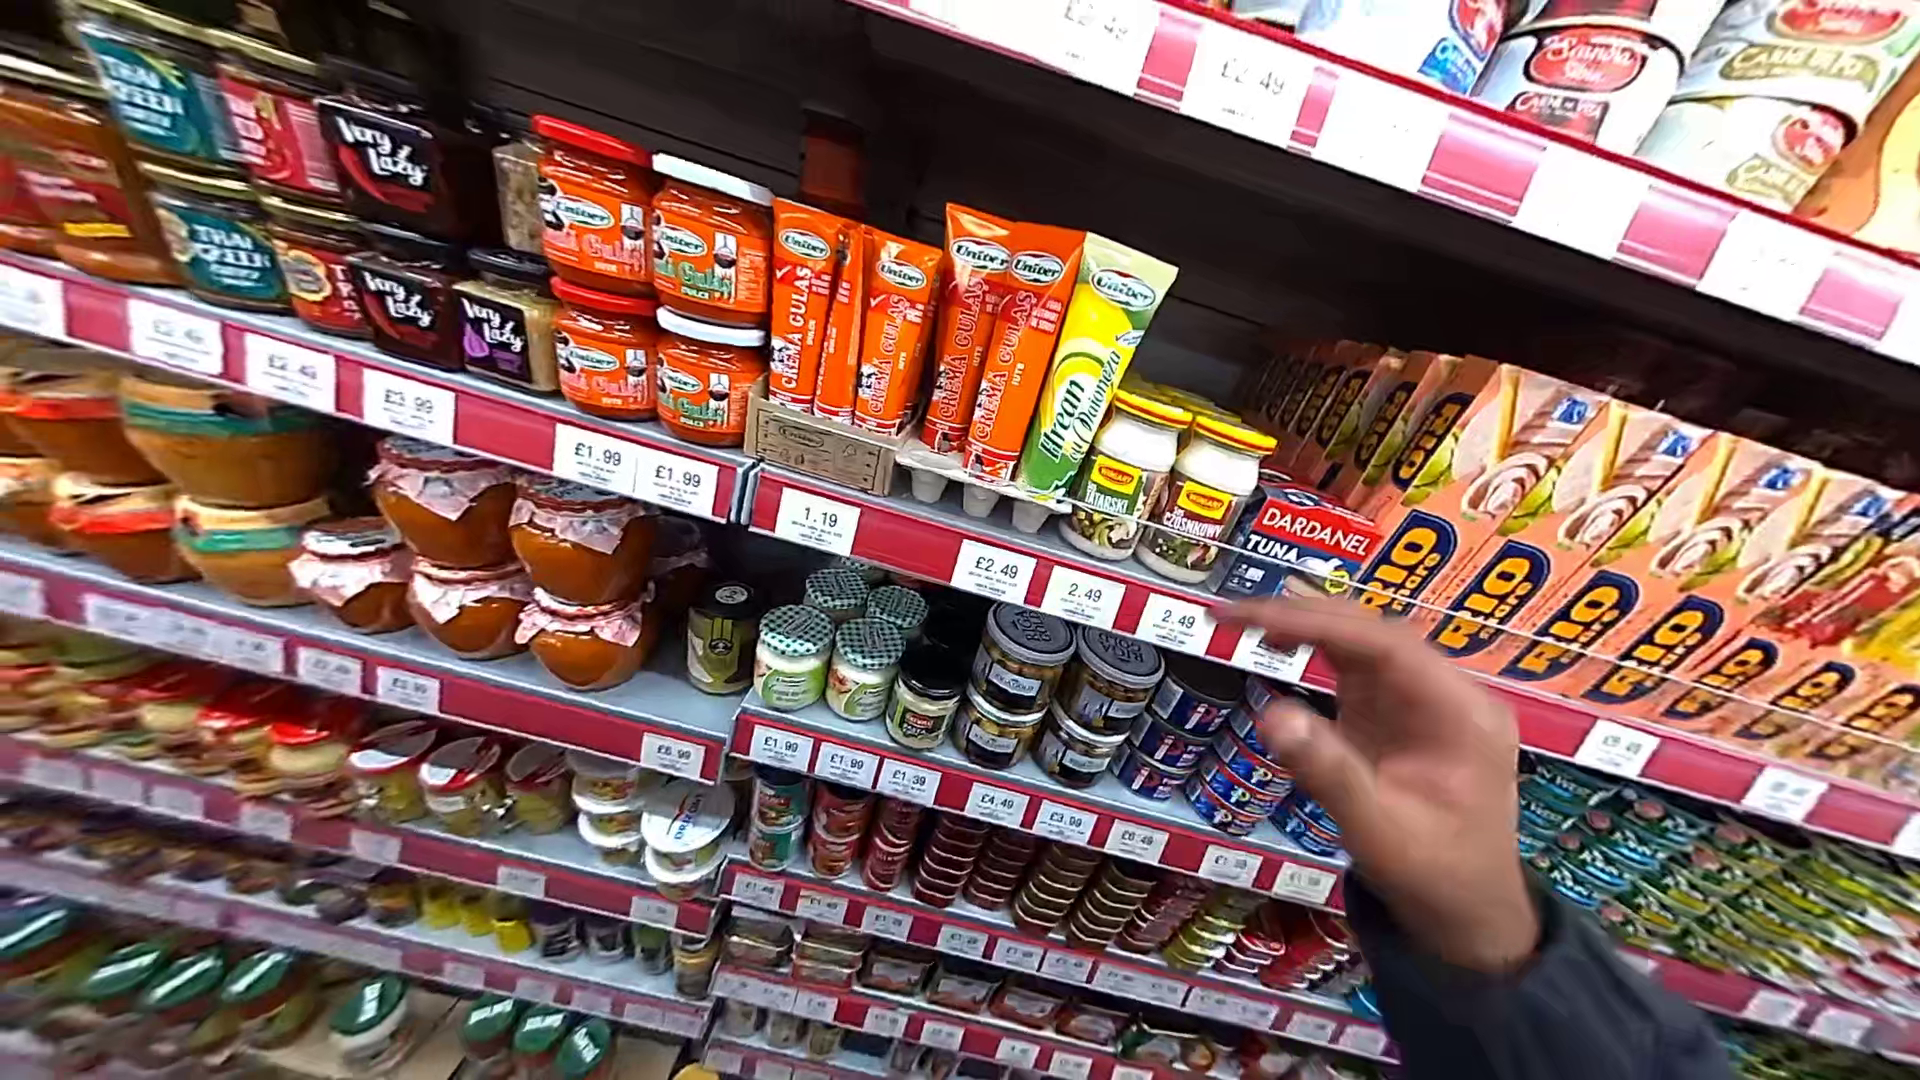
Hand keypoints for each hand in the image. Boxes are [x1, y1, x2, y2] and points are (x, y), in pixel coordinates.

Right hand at [1225, 594, 1538, 971]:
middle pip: (1369, 629)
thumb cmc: (1431, 872)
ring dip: (1303, 622)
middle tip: (1232, 615)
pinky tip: (1278, 640)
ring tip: (1245, 619)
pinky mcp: (1394, 704)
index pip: (1382, 643)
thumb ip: (1328, 771)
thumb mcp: (1378, 830)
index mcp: (1459, 713)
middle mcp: (1443, 691)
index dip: (1312, 622)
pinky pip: (1350, 658)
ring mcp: (1419, 695)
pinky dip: (1309, 643)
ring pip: (1358, 636)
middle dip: (1300, 615)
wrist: (1465, 910)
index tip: (1250, 619)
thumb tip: (1270, 712)